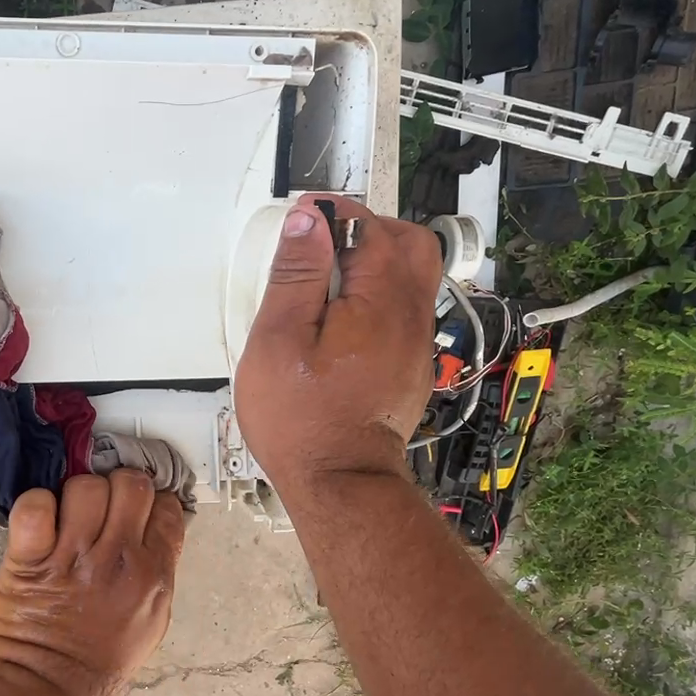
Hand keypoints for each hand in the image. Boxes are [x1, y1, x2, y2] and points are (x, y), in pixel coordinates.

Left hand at [0, 470, 186, 695]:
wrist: (50, 685)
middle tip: (102, 509)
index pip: (165, 505)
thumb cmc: (102, 656)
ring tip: (68, 518)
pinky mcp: (30, 558)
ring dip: (75, 495)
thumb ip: (161, 567)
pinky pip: (35, 505)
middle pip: (131, 484)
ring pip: (86, 487)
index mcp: (154, 572)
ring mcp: (74, 556)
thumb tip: (159, 525)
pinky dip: (35, 505)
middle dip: (117, 488)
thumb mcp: (154, 616)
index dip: (149, 500)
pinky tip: (39, 524)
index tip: (134, 509)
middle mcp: (118, 558)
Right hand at [234, 194, 442, 485]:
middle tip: (318, 249)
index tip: (299, 222)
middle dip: (363, 231)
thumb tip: (308, 221)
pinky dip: (377, 296)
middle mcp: (410, 314)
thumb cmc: (302, 418)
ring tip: (327, 285)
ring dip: (373, 263)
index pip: (366, 225)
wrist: (339, 480)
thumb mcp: (279, 339)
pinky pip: (404, 310)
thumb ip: (295, 275)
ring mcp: (415, 341)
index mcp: (380, 299)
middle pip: (407, 242)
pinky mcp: (410, 364)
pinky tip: (340, 321)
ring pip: (411, 275)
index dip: (329, 215)